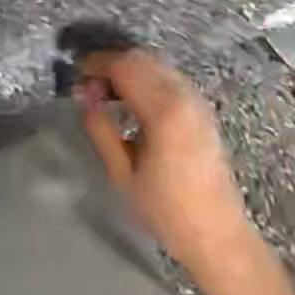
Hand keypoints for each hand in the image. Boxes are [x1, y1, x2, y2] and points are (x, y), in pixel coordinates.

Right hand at [76, 49, 254, 270]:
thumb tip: (85, 95)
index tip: (78, 76)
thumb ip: (100, 128)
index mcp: (164, 111)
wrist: (217, 236)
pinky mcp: (202, 107)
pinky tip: (133, 99)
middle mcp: (184, 96)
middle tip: (90, 86)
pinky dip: (145, 76)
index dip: (96, 64)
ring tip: (108, 93)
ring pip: (155, 63)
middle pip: (140, 58)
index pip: (124, 66)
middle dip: (110, 64)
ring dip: (128, 69)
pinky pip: (168, 76)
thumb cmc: (166, 210)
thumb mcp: (122, 174)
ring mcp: (197, 99)